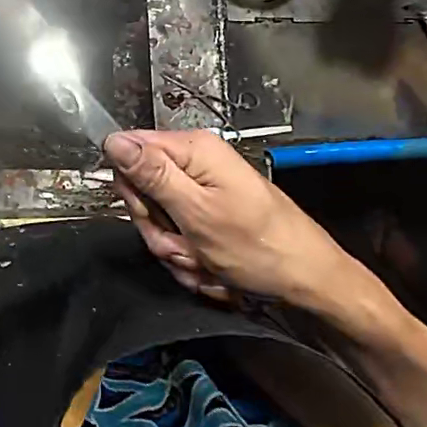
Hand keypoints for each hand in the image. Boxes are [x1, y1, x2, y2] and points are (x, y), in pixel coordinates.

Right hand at [106, 129, 359, 309]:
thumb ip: (151, 174)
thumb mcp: (197, 212)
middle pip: (141, 189)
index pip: (128, 152)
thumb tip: (113, 141)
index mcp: (193, 150)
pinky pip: (177, 234)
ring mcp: (203, 190)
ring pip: (158, 218)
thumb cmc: (263, 249)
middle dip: (157, 227)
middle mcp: (196, 163)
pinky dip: (189, 257)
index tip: (153, 215)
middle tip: (183, 245)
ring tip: (204, 261)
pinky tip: (211, 268)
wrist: (313, 286)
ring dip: (174, 248)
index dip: (131, 188)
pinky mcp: (209, 213)